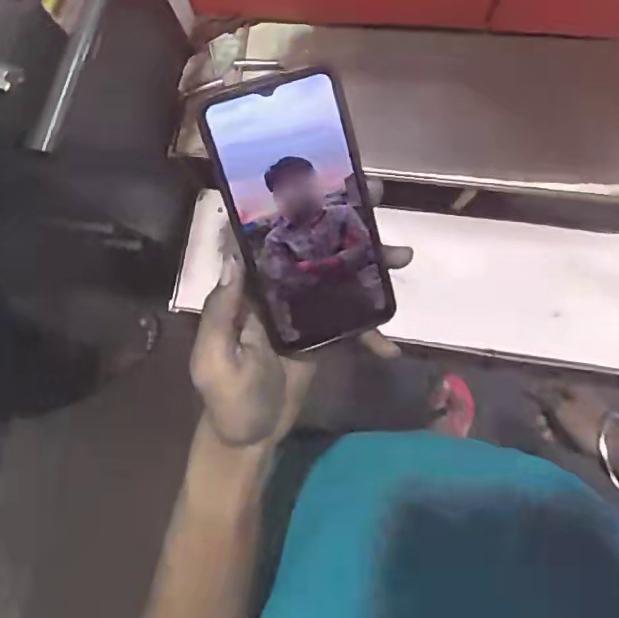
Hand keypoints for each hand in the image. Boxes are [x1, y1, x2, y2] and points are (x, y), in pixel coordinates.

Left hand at [192, 179, 412, 446]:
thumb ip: (222, 314)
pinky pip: (353, 321)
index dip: (288, 205)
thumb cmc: (227, 399)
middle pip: (314, 243)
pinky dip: (373, 331)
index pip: (268, 235)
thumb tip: (234, 259)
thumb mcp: (215, 360)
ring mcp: (306, 308)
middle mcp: (279, 287)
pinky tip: (391, 345)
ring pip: (341, 273)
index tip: (316, 178)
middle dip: (346, 218)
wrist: (251, 439)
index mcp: (251, 286)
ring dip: (372, 263)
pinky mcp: (325, 332)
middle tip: (377, 195)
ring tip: (403, 255)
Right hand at [532, 380, 615, 458]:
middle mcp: (583, 397)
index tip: (527, 401)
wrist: (614, 447)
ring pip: (564, 418)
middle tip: (541, 426)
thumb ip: (544, 397)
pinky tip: (563, 444)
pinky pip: (573, 429)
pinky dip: (565, 435)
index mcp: (575, 388)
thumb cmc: (584, 425)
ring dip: (554, 427)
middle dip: (545, 414)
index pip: (551, 384)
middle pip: (557, 402)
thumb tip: (531, 386)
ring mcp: (589, 414)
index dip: (538, 391)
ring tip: (550, 438)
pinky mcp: (593, 430)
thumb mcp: (560, 409)